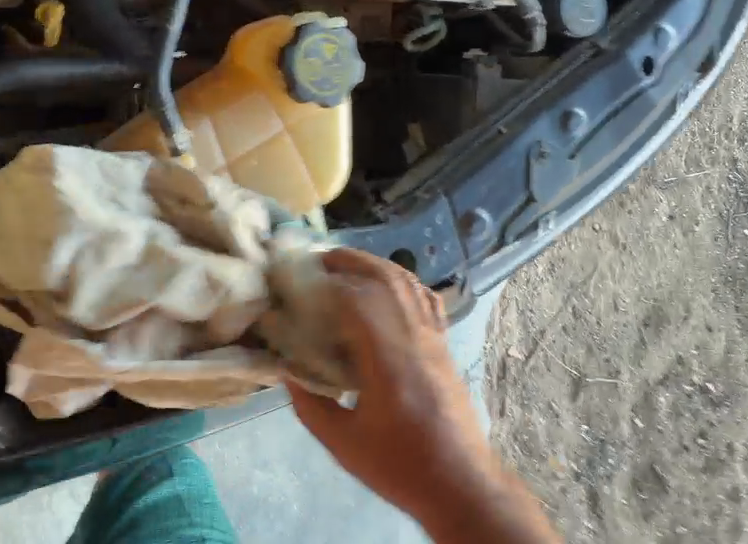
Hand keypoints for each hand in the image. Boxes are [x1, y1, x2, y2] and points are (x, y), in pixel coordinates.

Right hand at [286, 249, 490, 517]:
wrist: (461, 485)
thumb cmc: (400, 467)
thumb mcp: (343, 443)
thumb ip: (310, 405)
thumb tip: (286, 370)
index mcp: (388, 359)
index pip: (357, 299)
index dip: (327, 284)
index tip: (300, 282)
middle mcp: (414, 338)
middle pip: (384, 278)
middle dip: (349, 262)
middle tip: (317, 261)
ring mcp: (433, 339)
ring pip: (407, 282)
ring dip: (374, 264)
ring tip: (346, 263)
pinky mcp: (443, 346)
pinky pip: (425, 298)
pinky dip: (403, 281)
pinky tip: (387, 283)